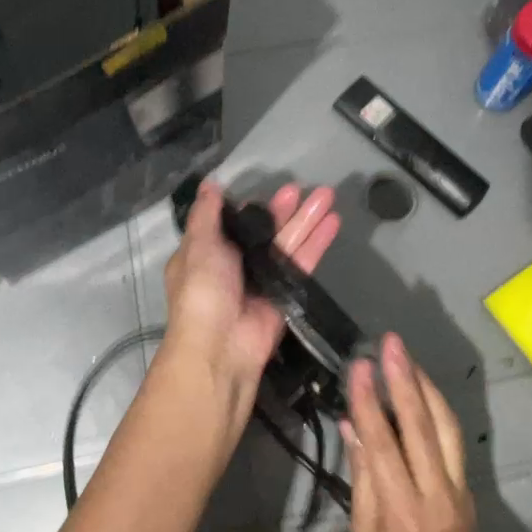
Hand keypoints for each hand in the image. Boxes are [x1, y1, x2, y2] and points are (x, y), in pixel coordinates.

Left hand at [160, 179, 340, 404]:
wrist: (220, 347)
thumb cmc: (202, 290)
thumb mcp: (198, 245)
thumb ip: (206, 214)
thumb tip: (209, 184)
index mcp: (208, 253)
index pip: (231, 223)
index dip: (247, 207)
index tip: (263, 189)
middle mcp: (235, 264)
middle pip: (264, 230)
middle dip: (282, 209)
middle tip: (300, 187)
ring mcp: (262, 279)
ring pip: (287, 242)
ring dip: (306, 219)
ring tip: (327, 194)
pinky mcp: (285, 293)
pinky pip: (302, 263)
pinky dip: (317, 242)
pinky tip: (333, 221)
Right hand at [344, 333, 504, 531]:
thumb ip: (361, 480)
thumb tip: (351, 426)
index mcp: (402, 511)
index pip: (383, 445)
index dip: (369, 402)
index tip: (360, 365)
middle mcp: (435, 492)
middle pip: (420, 426)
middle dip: (404, 379)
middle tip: (391, 342)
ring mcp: (457, 488)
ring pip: (445, 426)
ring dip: (426, 385)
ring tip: (407, 355)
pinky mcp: (468, 487)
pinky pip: (453, 438)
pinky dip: (437, 407)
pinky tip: (423, 388)